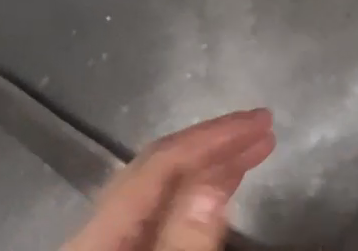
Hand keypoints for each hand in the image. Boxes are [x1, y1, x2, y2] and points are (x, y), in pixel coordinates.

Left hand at [63, 109, 274, 250]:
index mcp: (96, 234)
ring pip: (157, 191)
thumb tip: (216, 177)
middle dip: (213, 142)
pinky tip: (219, 188)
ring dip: (208, 165)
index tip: (263, 120)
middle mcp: (94, 230)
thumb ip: (184, 240)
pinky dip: (194, 193)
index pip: (160, 162)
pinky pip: (158, 213)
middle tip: (263, 125)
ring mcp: (102, 243)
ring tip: (253, 148)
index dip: (213, 135)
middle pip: (155, 169)